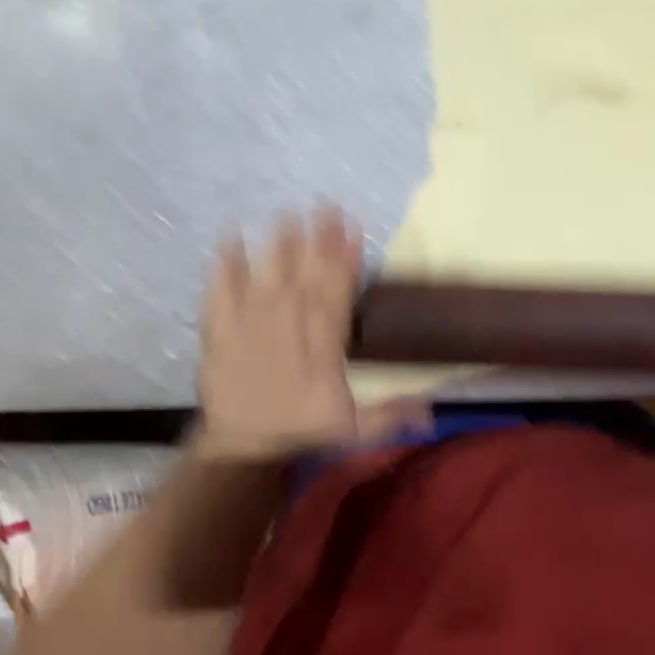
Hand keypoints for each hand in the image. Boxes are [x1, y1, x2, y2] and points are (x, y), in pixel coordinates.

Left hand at [196, 206, 427, 461]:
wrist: (245, 448)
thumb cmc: (303, 432)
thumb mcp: (355, 431)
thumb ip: (392, 415)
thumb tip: (433, 411)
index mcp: (323, 346)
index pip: (337, 293)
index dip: (346, 260)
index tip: (353, 230)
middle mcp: (288, 327)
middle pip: (305, 276)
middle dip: (318, 240)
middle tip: (326, 205)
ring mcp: (251, 326)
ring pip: (267, 277)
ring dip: (279, 245)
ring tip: (288, 215)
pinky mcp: (221, 331)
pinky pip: (221, 292)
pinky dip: (225, 265)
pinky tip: (230, 238)